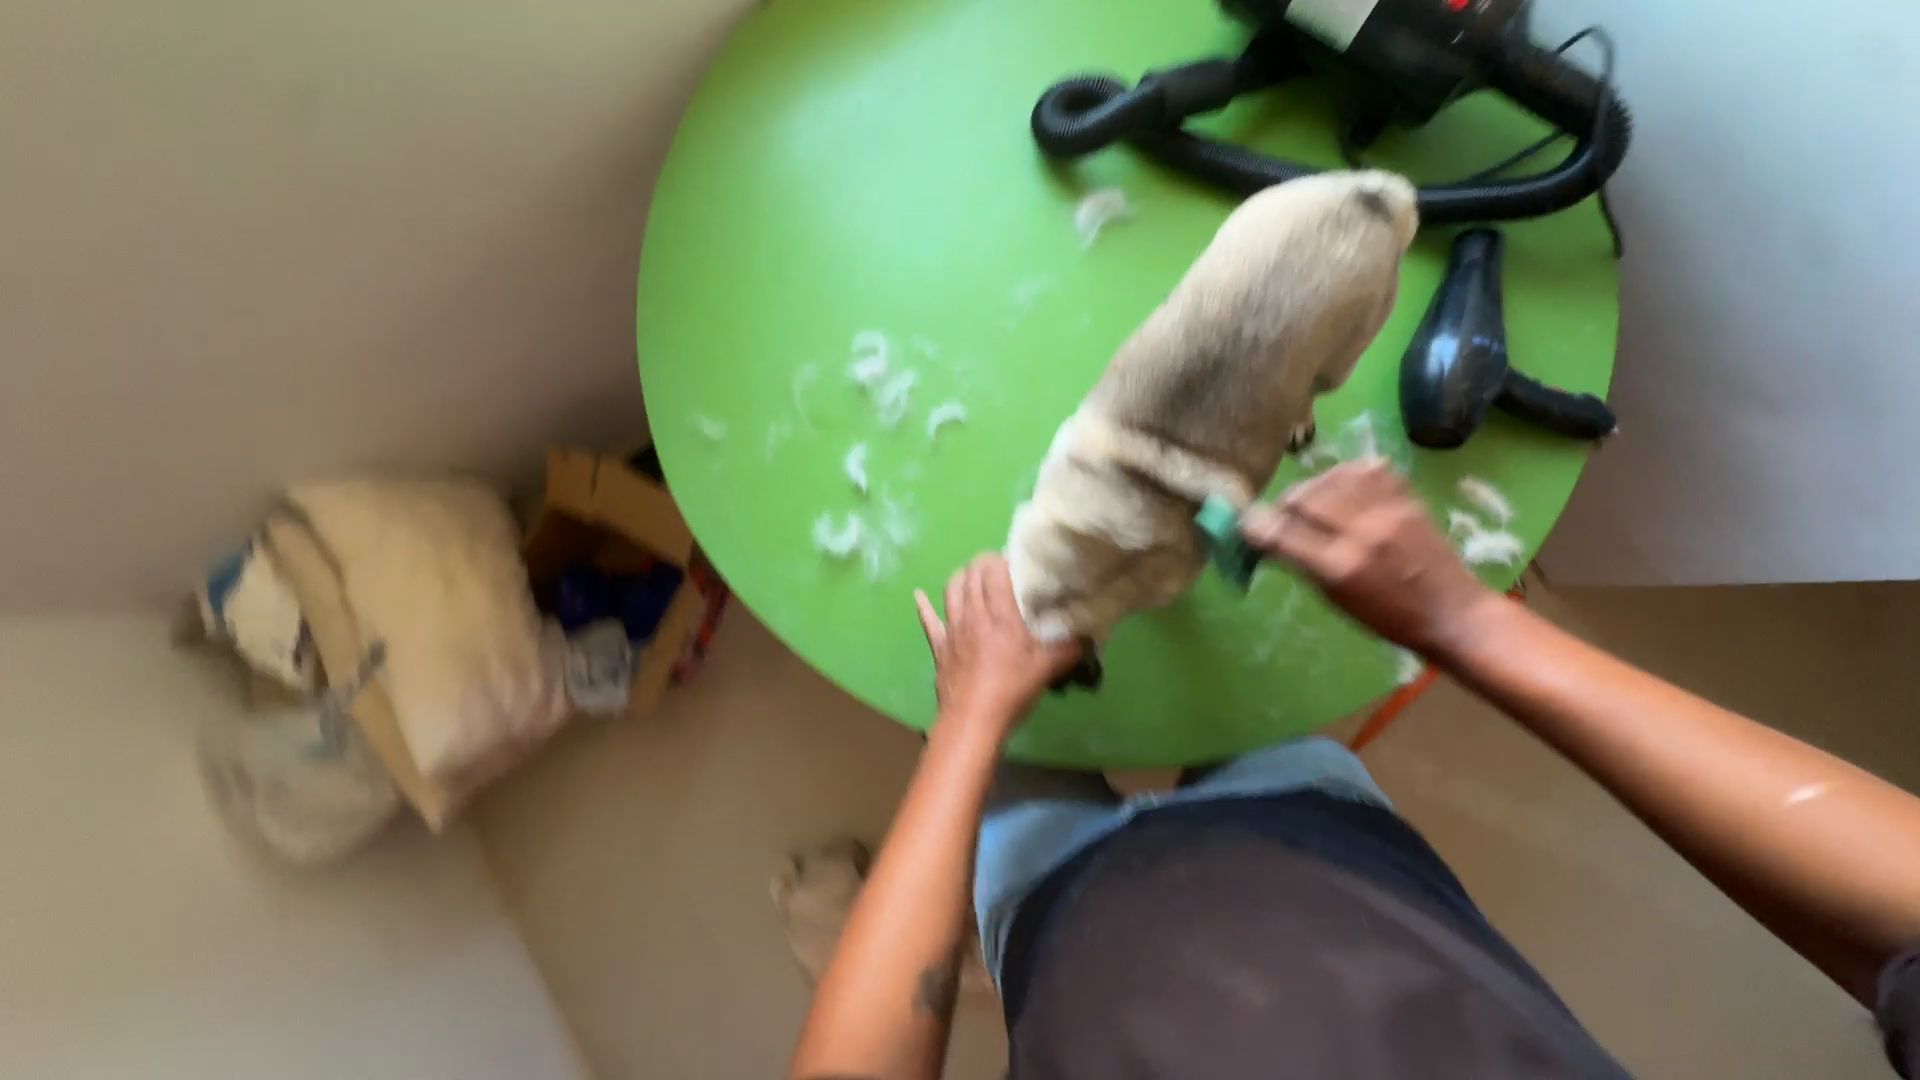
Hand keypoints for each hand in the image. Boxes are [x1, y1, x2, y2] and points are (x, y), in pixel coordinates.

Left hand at [914, 554, 1082, 738]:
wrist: (972, 720)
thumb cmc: (1011, 690)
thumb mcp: (1047, 668)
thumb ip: (1068, 649)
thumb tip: (1087, 638)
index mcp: (1001, 615)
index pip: (994, 571)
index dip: (1002, 559)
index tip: (1014, 561)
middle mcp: (973, 615)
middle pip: (971, 575)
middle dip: (982, 563)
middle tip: (997, 567)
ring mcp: (952, 629)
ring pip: (951, 590)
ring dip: (961, 577)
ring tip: (971, 575)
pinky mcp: (939, 646)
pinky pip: (928, 620)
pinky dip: (924, 605)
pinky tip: (919, 595)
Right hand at [1240, 461, 1499, 657]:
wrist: (1453, 613)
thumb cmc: (1387, 618)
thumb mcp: (1334, 599)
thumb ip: (1300, 563)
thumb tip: (1266, 536)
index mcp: (1339, 567)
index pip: (1282, 534)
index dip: (1256, 525)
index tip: (1245, 525)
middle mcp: (1362, 533)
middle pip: (1302, 498)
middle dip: (1283, 505)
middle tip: (1281, 517)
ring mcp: (1389, 511)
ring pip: (1331, 477)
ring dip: (1313, 487)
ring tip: (1313, 502)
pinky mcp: (1408, 499)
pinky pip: (1368, 470)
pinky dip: (1348, 475)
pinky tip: (1344, 489)